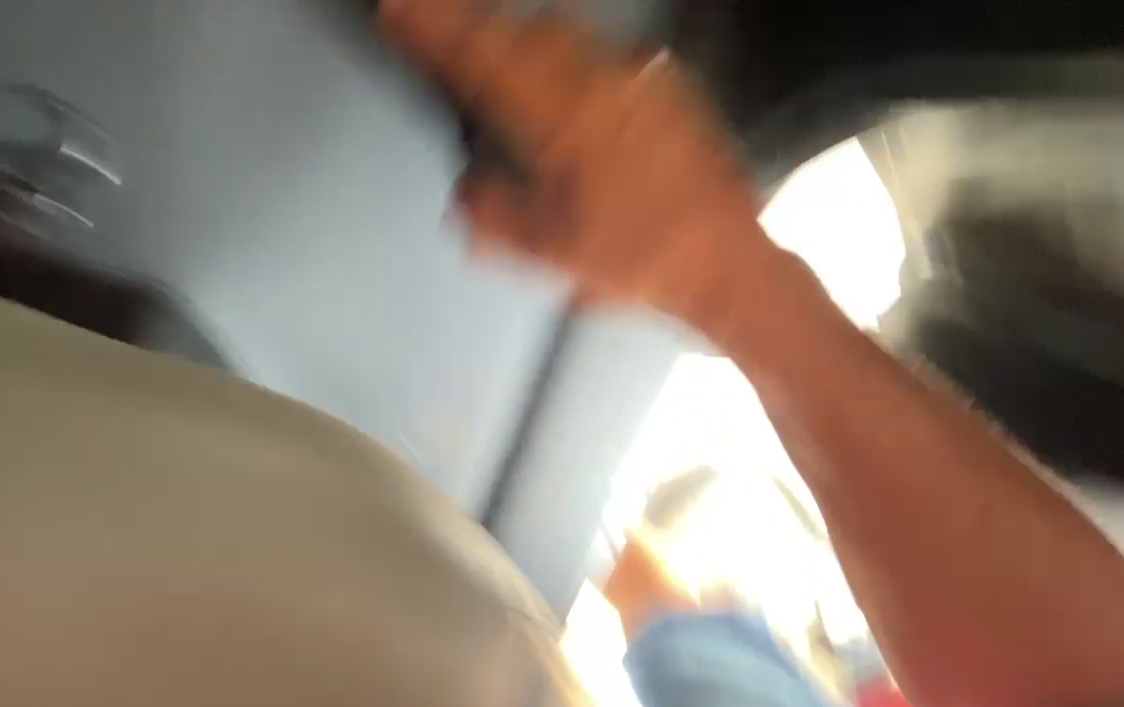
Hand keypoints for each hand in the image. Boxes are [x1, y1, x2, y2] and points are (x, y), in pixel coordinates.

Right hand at [380, 0, 773, 326]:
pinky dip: (566, 58)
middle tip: (439, 28)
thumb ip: (495, 220)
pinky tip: (560, 88)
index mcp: (566, 125)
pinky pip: (602, 53)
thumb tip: (463, 196)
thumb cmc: (646, 263)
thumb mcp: (551, 255)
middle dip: (475, 27)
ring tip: (493, 55)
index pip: (486, 61)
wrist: (723, 263)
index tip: (400, 10)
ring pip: (564, 34)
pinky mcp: (665, 88)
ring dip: (519, 38)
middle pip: (523, 30)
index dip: (436, 31)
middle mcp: (605, 88)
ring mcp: (640, 82)